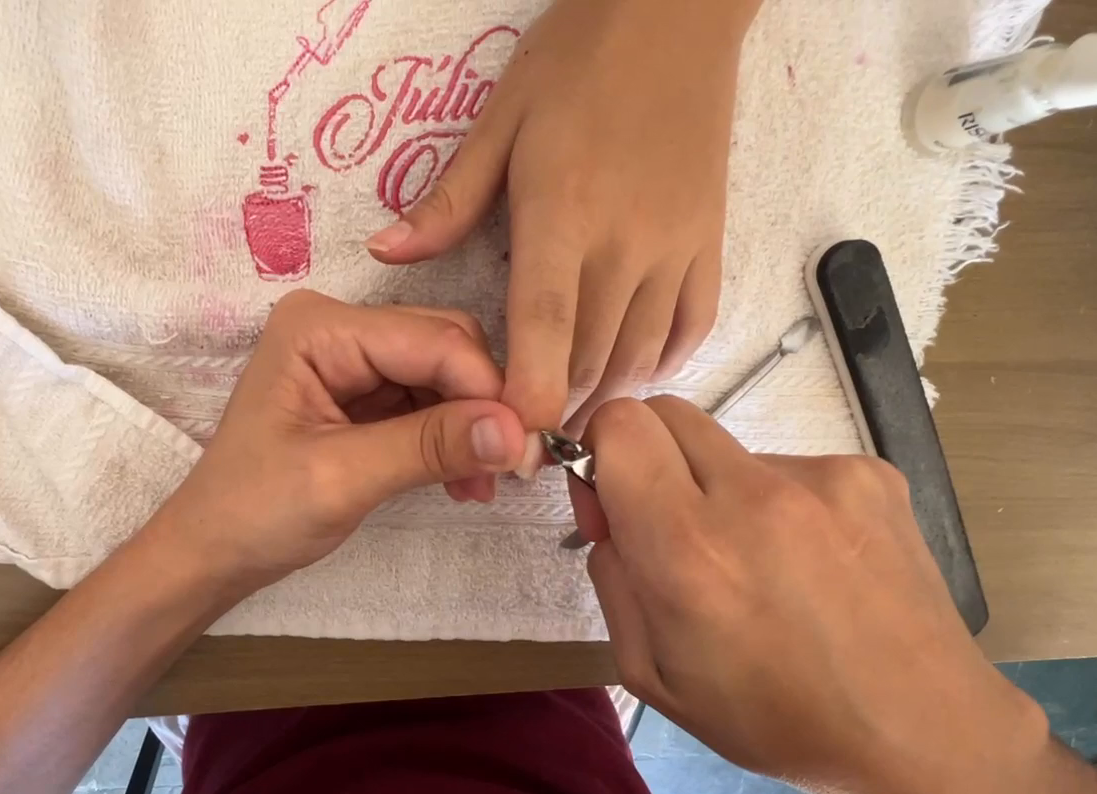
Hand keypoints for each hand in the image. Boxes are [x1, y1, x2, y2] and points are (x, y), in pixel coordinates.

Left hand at [145, 291, 527, 592]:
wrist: (213, 553)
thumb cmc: (256, 513)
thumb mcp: (343, 478)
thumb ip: (429, 447)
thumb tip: (517, 433)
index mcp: (321, 327)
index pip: (433, 340)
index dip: (488, 390)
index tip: (529, 447)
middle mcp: (339, 329)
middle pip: (445, 348)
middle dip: (482, 407)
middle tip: (512, 469)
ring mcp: (352, 362)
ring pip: (444, 378)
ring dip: (471, 429)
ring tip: (484, 486)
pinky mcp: (362, 397)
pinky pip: (427, 406)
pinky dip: (451, 441)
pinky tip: (464, 481)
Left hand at [365, 0, 759, 435]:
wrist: (679, 9)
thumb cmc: (577, 62)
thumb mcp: (497, 121)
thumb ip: (446, 203)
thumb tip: (386, 251)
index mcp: (561, 216)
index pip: (546, 328)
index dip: (530, 396)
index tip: (510, 441)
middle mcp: (624, 244)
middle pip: (590, 361)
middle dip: (557, 415)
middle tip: (524, 446)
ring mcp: (675, 249)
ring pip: (639, 357)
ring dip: (602, 400)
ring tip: (566, 424)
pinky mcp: (709, 245)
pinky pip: (691, 330)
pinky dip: (658, 368)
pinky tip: (626, 381)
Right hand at [571, 396, 1044, 793]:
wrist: (923, 733)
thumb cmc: (771, 721)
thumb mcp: (651, 677)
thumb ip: (613, 582)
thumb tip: (614, 522)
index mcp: (688, 550)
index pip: (619, 425)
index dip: (597, 455)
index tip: (612, 511)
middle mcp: (754, 494)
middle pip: (665, 412)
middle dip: (645, 458)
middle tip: (664, 525)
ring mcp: (823, 477)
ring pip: (726, 447)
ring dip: (713, 489)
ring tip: (754, 565)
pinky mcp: (872, 475)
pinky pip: (785, 467)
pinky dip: (772, 502)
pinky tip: (803, 563)